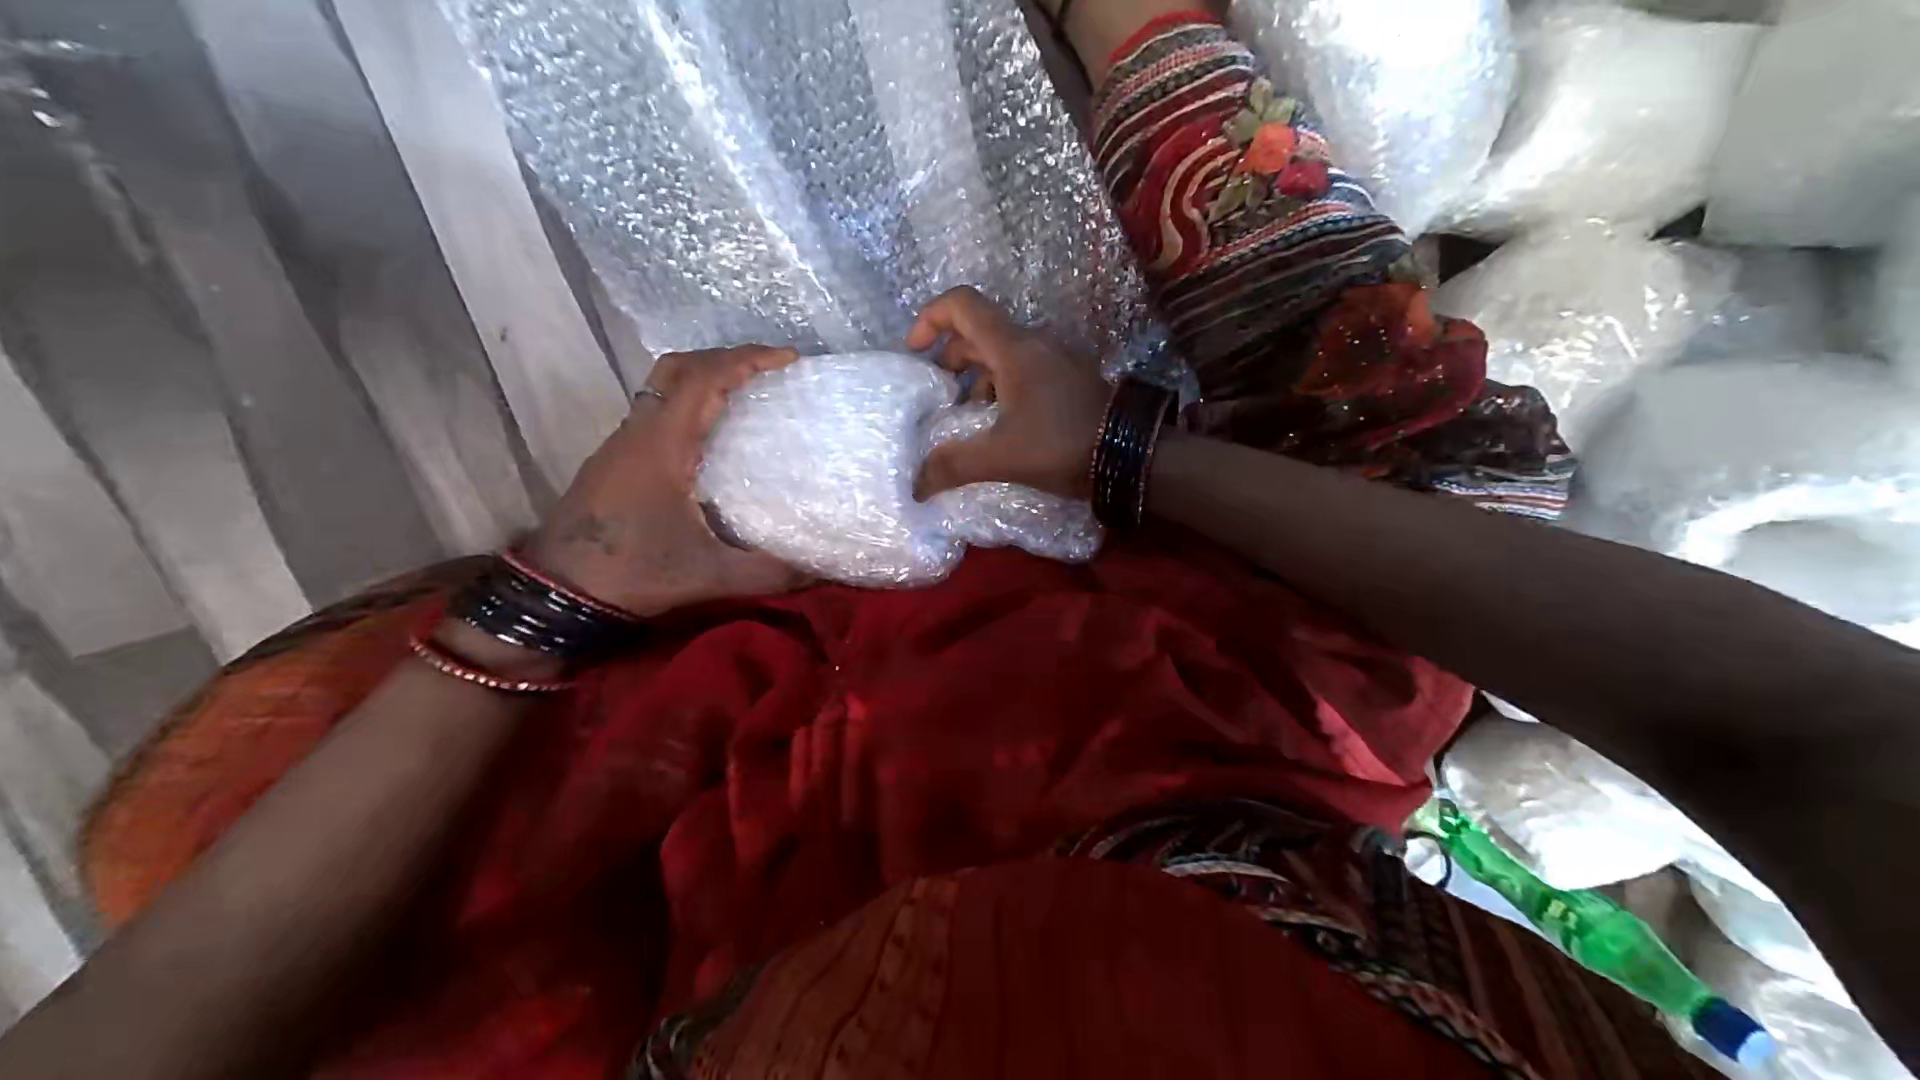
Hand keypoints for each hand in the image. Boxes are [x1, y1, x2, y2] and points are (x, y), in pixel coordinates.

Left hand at [525, 345, 809, 616]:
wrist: (559, 590)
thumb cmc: (633, 572)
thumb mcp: (710, 576)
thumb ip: (769, 573)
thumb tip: (820, 571)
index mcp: (663, 446)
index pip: (705, 380)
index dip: (747, 360)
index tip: (788, 359)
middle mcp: (640, 432)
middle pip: (679, 367)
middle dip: (727, 357)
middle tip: (768, 369)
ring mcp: (622, 443)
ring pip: (663, 386)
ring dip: (704, 378)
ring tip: (746, 394)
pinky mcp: (616, 460)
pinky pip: (656, 410)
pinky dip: (688, 402)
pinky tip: (711, 434)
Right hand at [910, 287, 1109, 499]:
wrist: (1129, 455)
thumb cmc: (1061, 446)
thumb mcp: (1001, 458)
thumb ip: (953, 465)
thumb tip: (915, 484)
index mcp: (1014, 348)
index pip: (962, 306)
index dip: (930, 318)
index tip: (915, 352)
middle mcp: (1034, 342)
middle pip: (979, 332)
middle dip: (950, 358)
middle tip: (937, 394)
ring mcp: (1055, 358)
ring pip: (1002, 352)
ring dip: (976, 376)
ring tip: (966, 415)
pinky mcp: (1068, 376)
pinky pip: (1023, 368)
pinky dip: (1001, 385)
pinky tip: (999, 422)